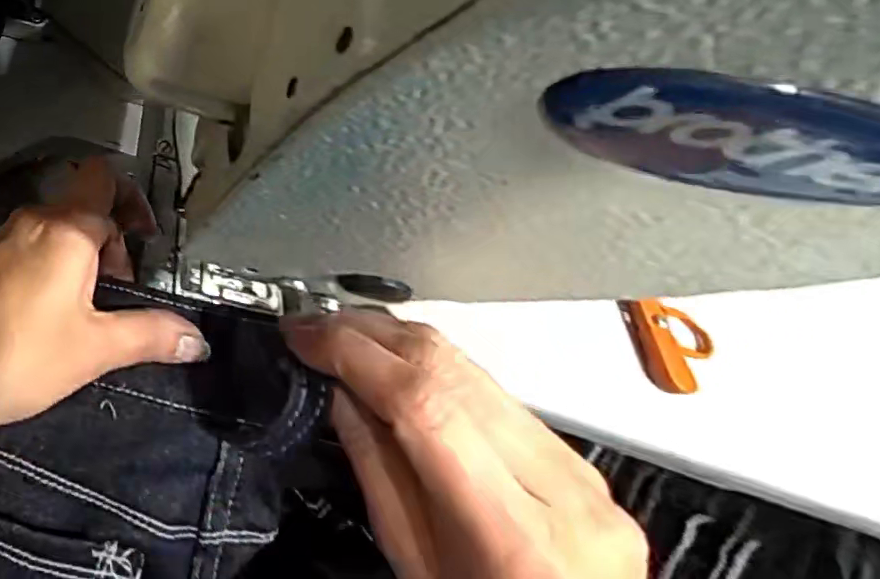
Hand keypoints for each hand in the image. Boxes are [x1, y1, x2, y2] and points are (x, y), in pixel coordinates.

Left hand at [0, 156, 209, 439]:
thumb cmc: (24, 353)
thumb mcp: (96, 348)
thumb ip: (150, 335)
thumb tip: (198, 340)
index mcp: (67, 227)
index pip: (105, 178)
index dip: (133, 198)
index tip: (147, 238)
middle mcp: (35, 220)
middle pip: (85, 206)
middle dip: (112, 240)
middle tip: (120, 288)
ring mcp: (6, 237)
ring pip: (58, 226)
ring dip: (83, 253)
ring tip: (90, 304)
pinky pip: (33, 243)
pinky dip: (55, 261)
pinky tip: (53, 310)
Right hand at [283, 313, 646, 578]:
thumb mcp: (414, 565)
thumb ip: (375, 468)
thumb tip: (336, 387)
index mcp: (516, 538)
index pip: (421, 403)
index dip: (351, 353)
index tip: (303, 336)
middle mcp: (560, 490)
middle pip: (445, 369)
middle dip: (365, 332)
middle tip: (311, 326)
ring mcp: (576, 468)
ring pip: (466, 364)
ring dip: (392, 336)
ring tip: (340, 333)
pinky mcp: (574, 456)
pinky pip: (486, 385)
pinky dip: (428, 362)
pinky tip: (391, 358)